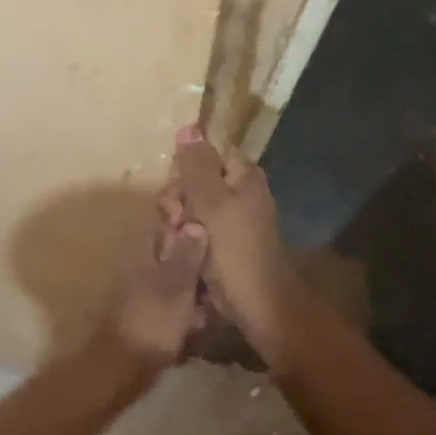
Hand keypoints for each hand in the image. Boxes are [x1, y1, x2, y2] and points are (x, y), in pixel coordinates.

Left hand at [94, 218, 209, 369]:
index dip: (188, 226)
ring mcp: (142, 296)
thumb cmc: (152, 321)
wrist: (122, 368)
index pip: (165, 226)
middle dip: (198, 268)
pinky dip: (188, 318)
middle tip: (219, 280)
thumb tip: (194, 223)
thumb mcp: (177, 285)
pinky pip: (175, 311)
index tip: (213, 231)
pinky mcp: (148, 320)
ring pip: (178, 286)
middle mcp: (139, 270)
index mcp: (142, 254)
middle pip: (175, 258)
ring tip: (211, 311)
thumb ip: (187, 255)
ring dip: (196, 297)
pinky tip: (200, 329)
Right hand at [167, 126, 299, 348]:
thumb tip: (188, 127)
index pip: (205, 155)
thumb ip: (197, 167)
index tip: (177, 193)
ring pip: (189, 209)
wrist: (258, 306)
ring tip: (178, 243)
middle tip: (177, 222)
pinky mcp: (222, 245)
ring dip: (177, 224)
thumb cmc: (236, 252)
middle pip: (193, 182)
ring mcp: (231, 221)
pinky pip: (194, 231)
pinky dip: (184, 240)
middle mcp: (239, 194)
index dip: (185, 171)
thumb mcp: (212, 204)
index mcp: (243, 177)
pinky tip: (180, 254)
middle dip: (177, 201)